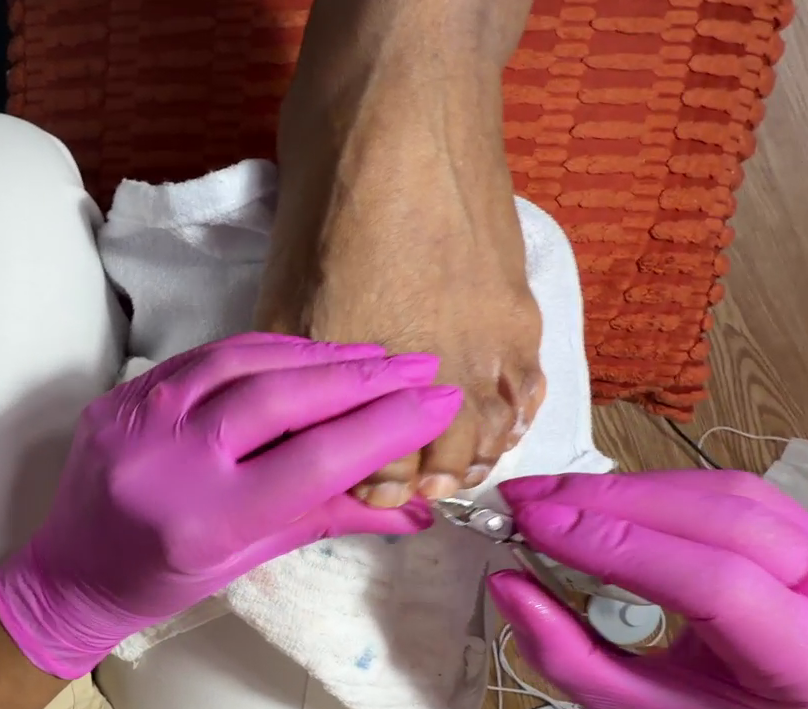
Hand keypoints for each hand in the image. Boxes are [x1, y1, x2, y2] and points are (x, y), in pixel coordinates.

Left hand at [0, 333, 462, 677]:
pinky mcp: (117, 398)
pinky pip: (200, 360)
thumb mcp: (242, 562)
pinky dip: (258, 353)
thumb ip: (324, 520)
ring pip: (240, 361)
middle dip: (360, 379)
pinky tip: (302, 355)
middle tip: (420, 367)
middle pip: (280, 398)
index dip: (386, 428)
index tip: (440, 402)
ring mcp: (134, 420)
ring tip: (374, 356)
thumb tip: (415, 504)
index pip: (314, 460)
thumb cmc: (159, 583)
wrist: (69, 572)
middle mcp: (166, 460)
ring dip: (315, 355)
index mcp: (202, 520)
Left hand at [260, 1, 541, 505]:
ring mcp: (495, 341)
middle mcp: (447, 374)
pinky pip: (527, 387)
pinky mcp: (523, 307)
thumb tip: (297, 425)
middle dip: (414, 483)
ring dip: (463, 458)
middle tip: (391, 487)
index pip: (379, 470)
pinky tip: (493, 429)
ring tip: (439, 469)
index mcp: (378, 384)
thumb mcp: (280, 308)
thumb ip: (297, 378)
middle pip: (442, 461)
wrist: (400, 114)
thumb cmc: (323, 211)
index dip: (364, 491)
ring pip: (489, 432)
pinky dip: (509, 418)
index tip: (350, 494)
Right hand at [489, 471, 807, 708]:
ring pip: (739, 498)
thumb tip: (503, 580)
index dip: (615, 545)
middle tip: (526, 497)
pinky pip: (748, 500)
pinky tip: (609, 500)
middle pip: (733, 523)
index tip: (531, 523)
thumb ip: (561, 650)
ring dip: (633, 489)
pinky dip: (663, 494)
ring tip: (554, 494)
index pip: (718, 585)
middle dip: (614, 502)